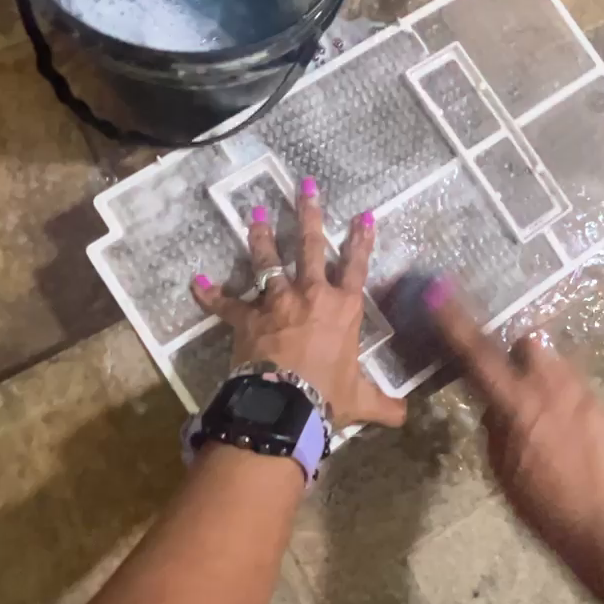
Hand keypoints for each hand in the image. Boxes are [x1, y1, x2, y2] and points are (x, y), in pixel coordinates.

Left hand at [191, 177, 405, 429]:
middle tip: (305, 186)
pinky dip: (210, 295)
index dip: (361, 240)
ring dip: (262, 236)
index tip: (363, 214)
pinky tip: (197, 282)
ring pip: (268, 261)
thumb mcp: (361, 399)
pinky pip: (226, 304)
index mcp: (343, 308)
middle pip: (311, 247)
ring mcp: (277, 302)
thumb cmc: (328, 396)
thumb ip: (384, 403)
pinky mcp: (248, 318)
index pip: (356, 266)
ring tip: (257, 213)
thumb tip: (406, 417)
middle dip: (309, 214)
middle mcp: (311, 295)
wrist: (287, 405)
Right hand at [426, 282, 603, 554]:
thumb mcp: (497, 465)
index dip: (456, 322)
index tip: (440, 293)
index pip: (478, 354)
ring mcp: (585, 395)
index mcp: (517, 403)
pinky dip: (571, 404)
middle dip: (518, 353)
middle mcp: (552, 387)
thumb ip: (494, 423)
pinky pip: (581, 392)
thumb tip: (494, 403)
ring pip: (558, 364)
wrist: (597, 527)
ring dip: (546, 377)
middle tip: (514, 378)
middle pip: (530, 342)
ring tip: (546, 411)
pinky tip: (573, 435)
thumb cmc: (536, 502)